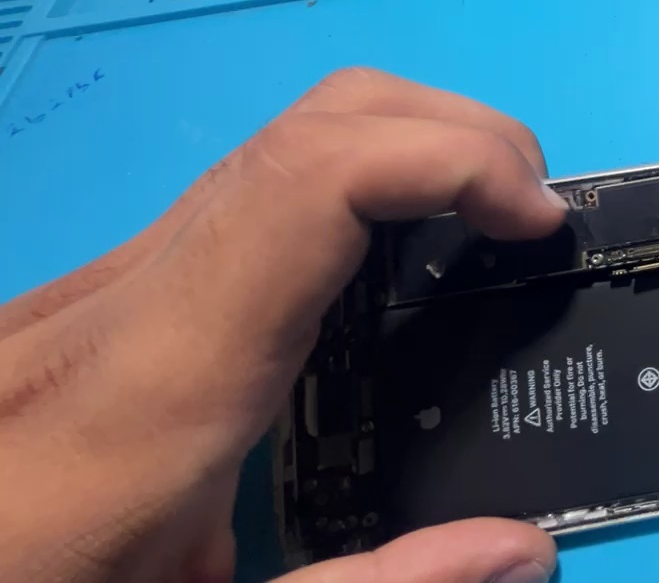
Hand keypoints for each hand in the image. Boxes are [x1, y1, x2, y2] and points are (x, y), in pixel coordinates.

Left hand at [0, 69, 567, 582]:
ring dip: (430, 141)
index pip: (318, 180)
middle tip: (529, 217)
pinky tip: (406, 249)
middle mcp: (132, 294)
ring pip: (306, 123)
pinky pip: (282, 171)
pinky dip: (384, 170)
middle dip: (466, 136)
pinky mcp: (122, 276)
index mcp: (152, 383)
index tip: (538, 219)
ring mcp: (119, 272)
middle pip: (328, 119)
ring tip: (490, 218)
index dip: (456, 161)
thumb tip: (527, 549)